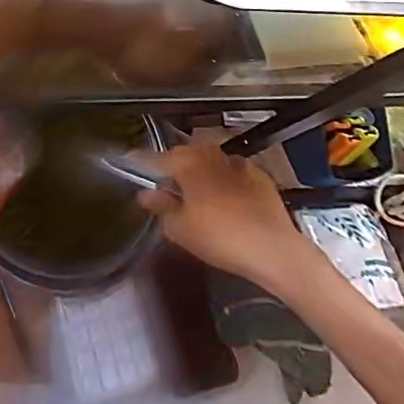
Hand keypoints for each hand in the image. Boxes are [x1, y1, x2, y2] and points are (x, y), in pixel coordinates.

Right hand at [138, 141, 313, 286]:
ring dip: (200, 170)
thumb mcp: (180, 229)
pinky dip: (225, 179)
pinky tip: (227, 198)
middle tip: (167, 185)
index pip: (154, 157)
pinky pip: (233, 171)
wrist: (274, 249)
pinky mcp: (259, 175)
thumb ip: (160, 207)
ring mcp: (237, 162)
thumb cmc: (219, 237)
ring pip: (209, 160)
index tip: (129, 165)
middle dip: (173, 165)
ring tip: (197, 192)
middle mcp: (210, 154)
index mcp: (186, 163)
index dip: (139, 162)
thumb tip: (145, 194)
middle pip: (184, 154)